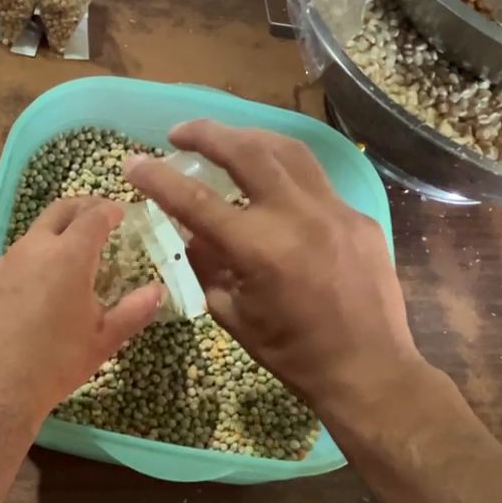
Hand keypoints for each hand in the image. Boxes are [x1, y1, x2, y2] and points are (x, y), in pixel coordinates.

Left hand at [0, 197, 163, 432]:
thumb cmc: (55, 364)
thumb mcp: (103, 340)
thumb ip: (134, 310)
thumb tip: (159, 292)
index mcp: (68, 256)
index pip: (94, 216)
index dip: (110, 211)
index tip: (120, 214)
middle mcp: (32, 249)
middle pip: (59, 211)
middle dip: (82, 208)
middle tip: (97, 216)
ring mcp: (2, 263)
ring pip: (32, 237)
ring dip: (53, 237)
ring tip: (68, 258)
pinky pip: (11, 262)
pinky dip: (30, 263)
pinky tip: (34, 290)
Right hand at [124, 120, 422, 411]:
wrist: (369, 369)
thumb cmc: (292, 354)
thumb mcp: (232, 315)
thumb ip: (207, 267)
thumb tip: (192, 235)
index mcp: (259, 249)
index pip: (195, 200)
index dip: (158, 178)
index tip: (133, 163)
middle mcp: (297, 217)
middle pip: (246, 151)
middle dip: (206, 133)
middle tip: (179, 133)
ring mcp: (334, 211)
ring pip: (288, 151)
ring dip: (250, 138)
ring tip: (227, 140)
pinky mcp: (358, 217)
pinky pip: (316, 181)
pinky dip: (285, 173)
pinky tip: (273, 186)